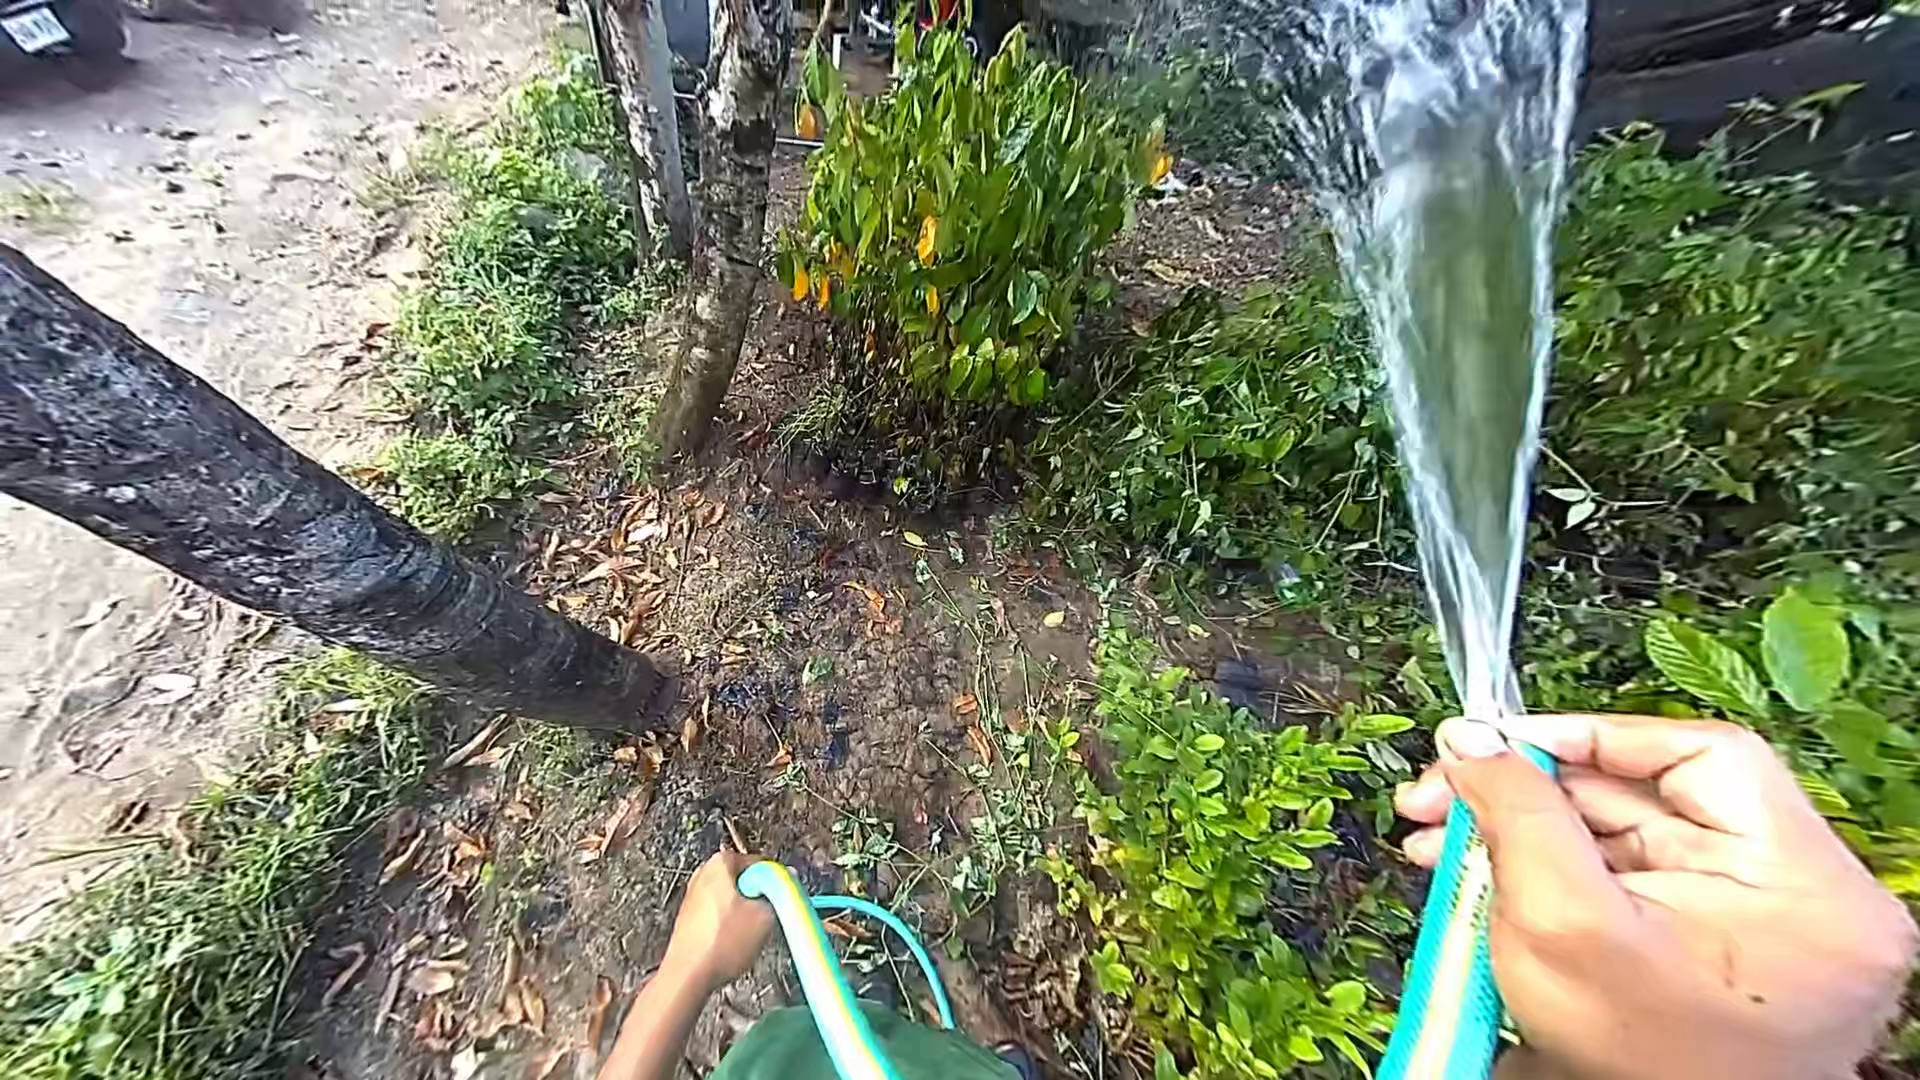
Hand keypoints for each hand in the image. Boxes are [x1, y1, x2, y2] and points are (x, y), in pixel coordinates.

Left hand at [660, 850, 776, 994]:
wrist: (685, 981)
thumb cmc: (721, 944)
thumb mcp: (765, 915)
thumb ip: (782, 892)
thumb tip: (789, 879)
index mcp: (721, 861)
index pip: (762, 865)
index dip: (774, 884)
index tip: (777, 902)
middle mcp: (704, 872)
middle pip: (746, 881)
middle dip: (757, 899)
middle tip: (762, 919)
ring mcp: (693, 895)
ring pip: (734, 899)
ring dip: (744, 914)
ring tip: (744, 936)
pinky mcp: (688, 918)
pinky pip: (719, 914)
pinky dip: (727, 926)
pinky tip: (728, 944)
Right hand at [1396, 714, 1915, 1079]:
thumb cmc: (1625, 1048)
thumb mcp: (1560, 916)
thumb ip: (1514, 809)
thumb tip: (1465, 732)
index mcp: (1795, 883)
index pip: (1702, 753)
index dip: (1593, 734)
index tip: (1502, 746)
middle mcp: (1769, 883)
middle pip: (1621, 783)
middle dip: (1511, 783)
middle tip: (1433, 795)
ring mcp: (1715, 901)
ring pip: (1585, 814)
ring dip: (1496, 813)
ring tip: (1429, 833)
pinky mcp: (1663, 913)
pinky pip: (1577, 850)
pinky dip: (1510, 845)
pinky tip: (1454, 857)